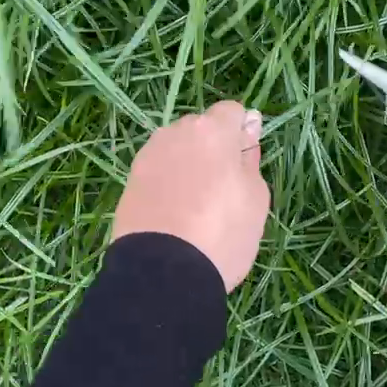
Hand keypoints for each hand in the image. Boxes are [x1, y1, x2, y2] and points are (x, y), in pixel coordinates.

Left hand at [111, 100, 269, 290]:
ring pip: (178, 148)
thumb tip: (247, 133)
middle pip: (202, 128)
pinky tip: (174, 213)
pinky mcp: (131, 179)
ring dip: (188, 163)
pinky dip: (168, 182)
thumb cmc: (221, 234)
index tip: (244, 162)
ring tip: (195, 205)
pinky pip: (159, 170)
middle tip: (223, 189)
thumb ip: (250, 159)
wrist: (162, 275)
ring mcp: (149, 154)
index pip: (232, 111)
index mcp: (212, 130)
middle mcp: (177, 132)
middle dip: (213, 147)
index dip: (241, 132)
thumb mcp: (255, 199)